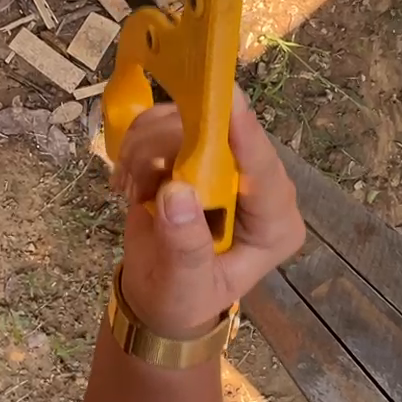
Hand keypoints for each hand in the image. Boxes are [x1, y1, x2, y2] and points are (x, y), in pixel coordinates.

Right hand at [110, 89, 305, 338]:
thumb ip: (185, 245)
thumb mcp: (185, 283)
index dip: (247, 138)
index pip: (266, 175)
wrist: (156, 292)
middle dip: (171, 146)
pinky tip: (129, 179)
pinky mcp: (190, 151)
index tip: (230, 104)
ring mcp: (221, 163)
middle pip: (221, 137)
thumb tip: (176, 191)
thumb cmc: (180, 297)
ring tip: (130, 187)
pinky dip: (135, 143)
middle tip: (135, 178)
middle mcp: (253, 186)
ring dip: (145, 147)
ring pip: (185, 122)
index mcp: (272, 225)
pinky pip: (162, 122)